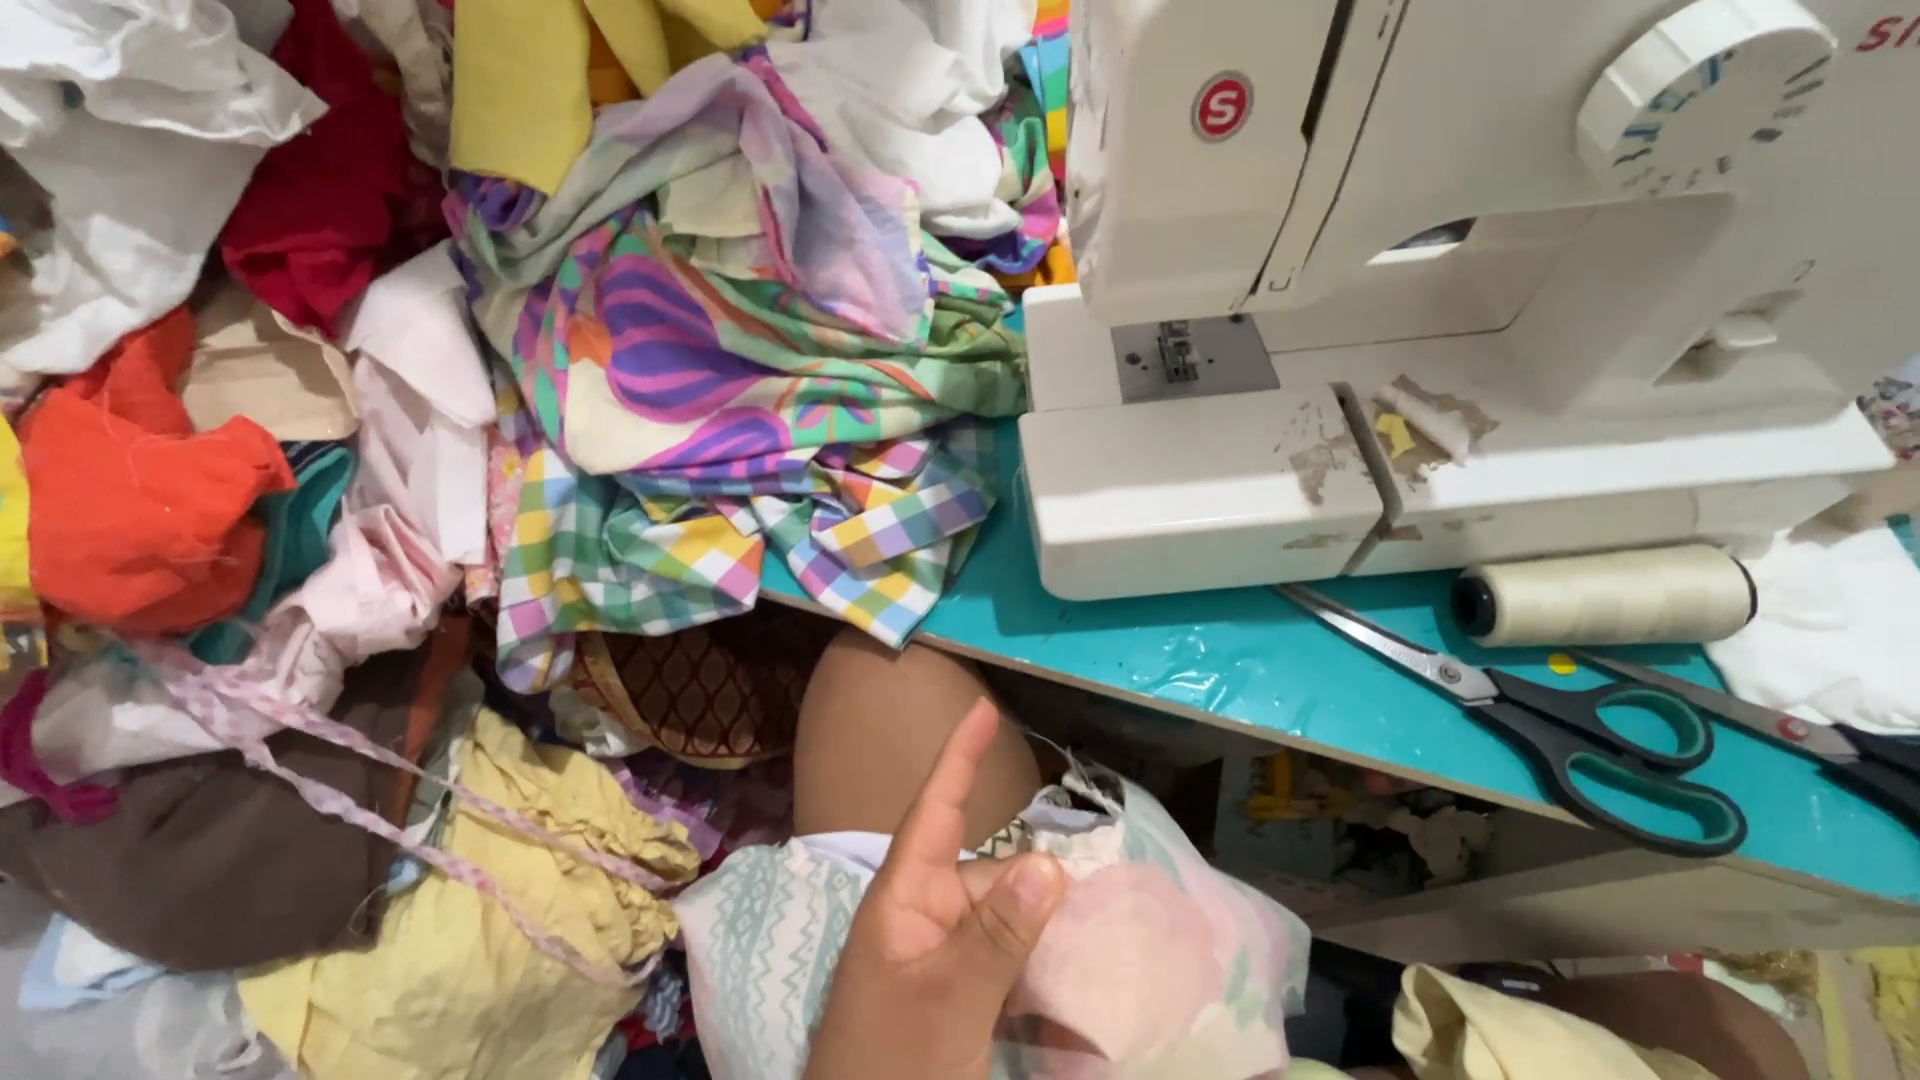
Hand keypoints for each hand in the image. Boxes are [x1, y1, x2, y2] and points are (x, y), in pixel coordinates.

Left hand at [803, 698, 1069, 1079]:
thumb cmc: (891, 1065)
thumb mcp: (948, 1001)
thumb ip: (999, 934)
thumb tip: (1050, 865)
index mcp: (904, 899)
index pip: (935, 811)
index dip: (959, 757)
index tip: (984, 709)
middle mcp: (922, 919)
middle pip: (994, 880)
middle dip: (1040, 896)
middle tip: (1097, 925)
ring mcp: (939, 961)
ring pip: (1007, 928)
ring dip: (1045, 952)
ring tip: (1083, 985)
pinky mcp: (954, 1000)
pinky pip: (1006, 973)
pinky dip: (1037, 989)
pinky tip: (1069, 1026)